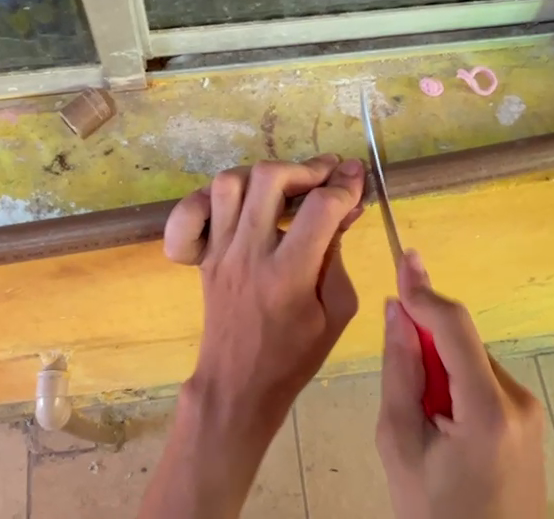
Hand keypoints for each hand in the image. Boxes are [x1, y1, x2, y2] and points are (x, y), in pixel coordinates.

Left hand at [163, 154, 366, 425]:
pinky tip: (243, 200)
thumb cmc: (294, 356)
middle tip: (325, 173)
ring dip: (264, 174)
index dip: (344, 185)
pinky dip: (216, 193)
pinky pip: (197, 206)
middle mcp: (249, 253)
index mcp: (289, 275)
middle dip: (304, 168)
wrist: (237, 384)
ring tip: (288, 184)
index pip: (320, 208)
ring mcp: (221, 249)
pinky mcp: (205, 252)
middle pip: (269, 178)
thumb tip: (342, 209)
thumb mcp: (336, 313)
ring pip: (230, 182)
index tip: (356, 174)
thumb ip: (338, 256)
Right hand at [377, 252, 546, 518]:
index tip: (402, 258)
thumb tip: (397, 310)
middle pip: (461, 343)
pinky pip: (482, 381)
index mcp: (488, 409)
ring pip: (470, 361)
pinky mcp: (530, 421)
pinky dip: (456, 386)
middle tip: (399, 381)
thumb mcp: (400, 444)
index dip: (425, 290)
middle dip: (426, 343)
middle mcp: (519, 400)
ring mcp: (529, 411)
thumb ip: (400, 370)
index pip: (454, 326)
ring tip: (424, 422)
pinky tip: (444, 428)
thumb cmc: (432, 514)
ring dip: (440, 368)